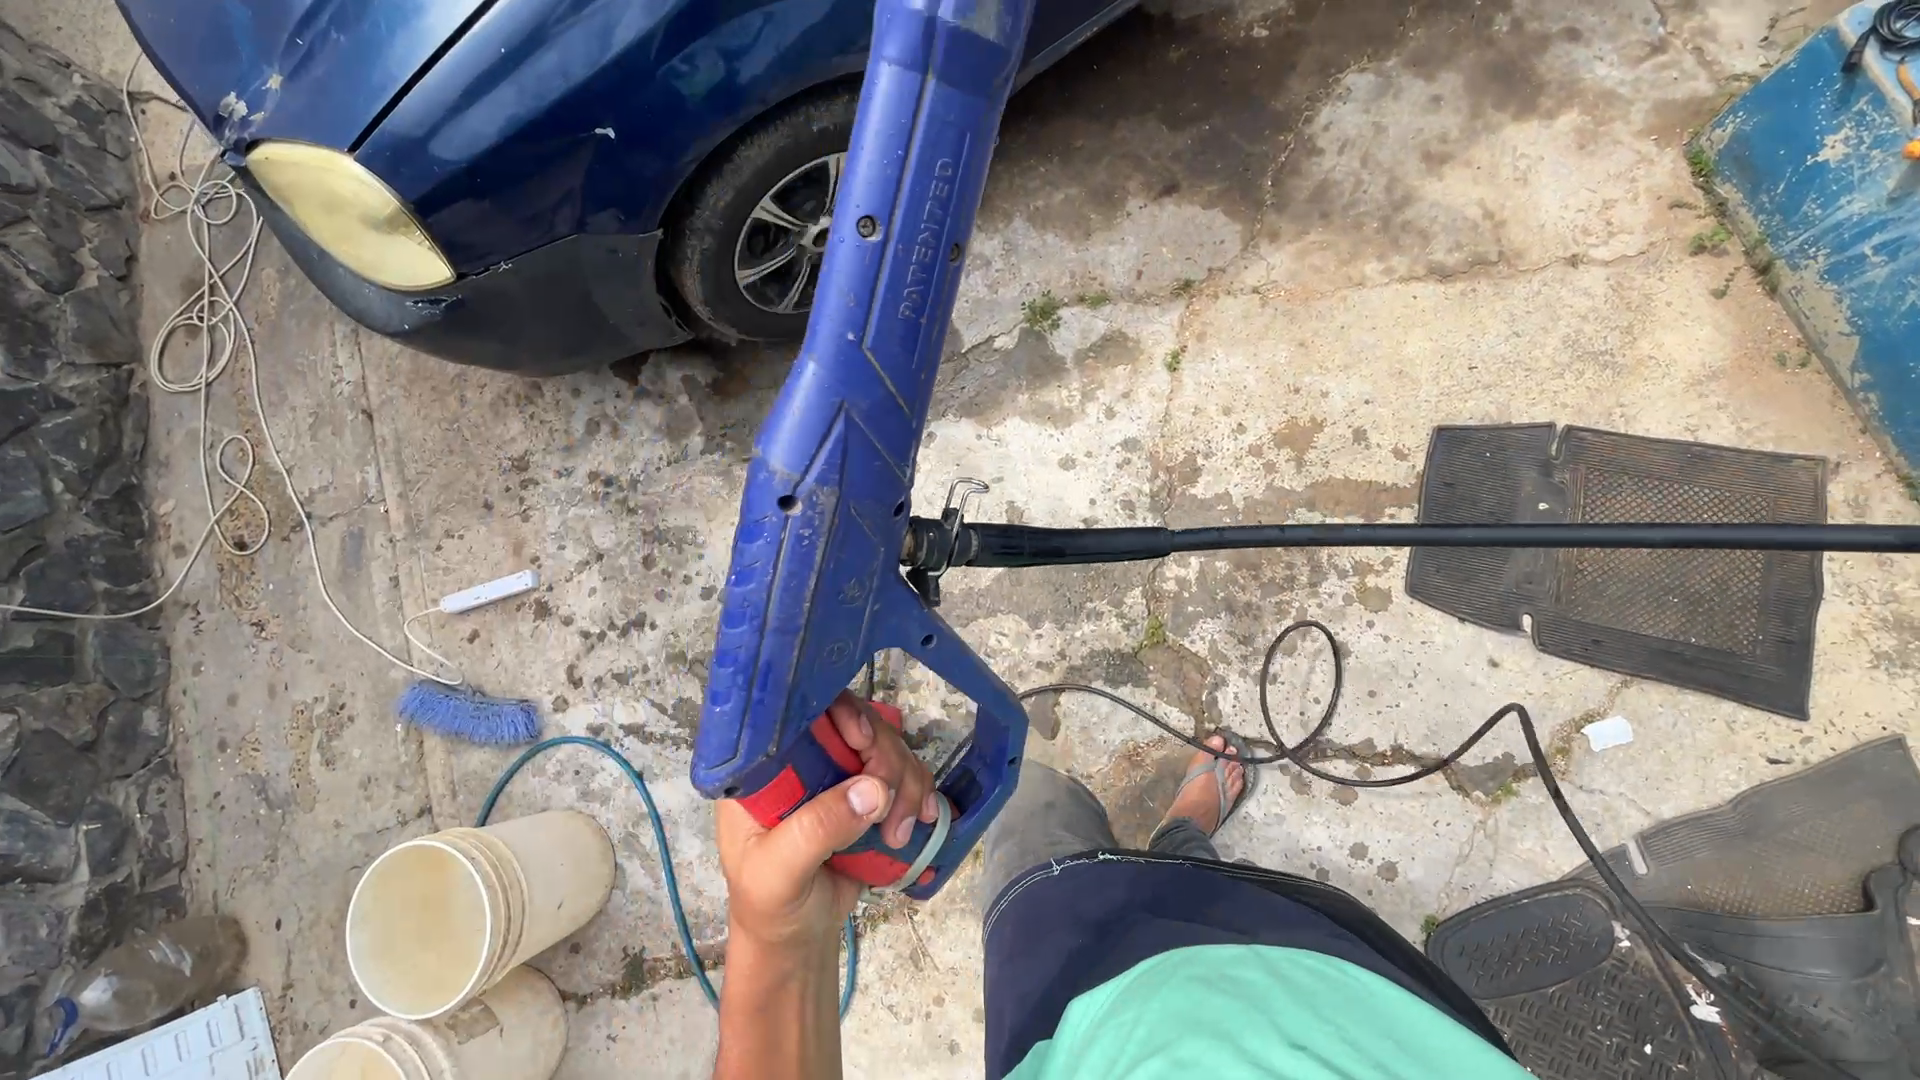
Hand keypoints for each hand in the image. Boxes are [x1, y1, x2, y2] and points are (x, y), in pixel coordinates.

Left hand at [717, 691, 938, 950]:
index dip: (838, 713)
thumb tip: (874, 789)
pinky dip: (920, 792)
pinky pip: (905, 775)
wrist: (798, 941)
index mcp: (767, 767)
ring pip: (889, 748)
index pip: (802, 712)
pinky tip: (923, 819)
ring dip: (907, 783)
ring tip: (900, 832)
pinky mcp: (869, 797)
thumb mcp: (777, 872)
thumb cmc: (770, 905)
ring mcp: (840, 776)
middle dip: (884, 759)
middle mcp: (805, 760)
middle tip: (890, 805)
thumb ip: (817, 829)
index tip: (863, 740)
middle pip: (858, 724)